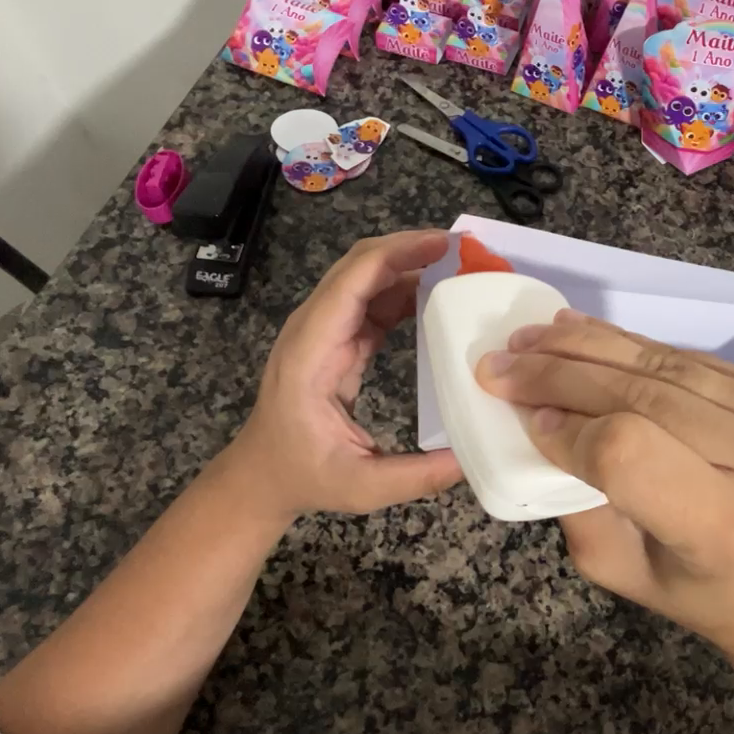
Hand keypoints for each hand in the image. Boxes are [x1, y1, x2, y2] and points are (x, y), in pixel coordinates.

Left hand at [226, 230, 462, 519]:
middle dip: (409, 247)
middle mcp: (314, 329)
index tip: (444, 246)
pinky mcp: (337, 338)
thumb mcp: (361, 487)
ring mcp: (324, 330)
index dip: (398, 254)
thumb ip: (416, 475)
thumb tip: (471, 458)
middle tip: (463, 250)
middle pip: (359, 265)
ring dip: (410, 263)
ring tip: (459, 265)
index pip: (352, 281)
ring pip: (366, 276)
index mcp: (312, 352)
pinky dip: (404, 287)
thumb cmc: (304, 477)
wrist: (263, 476)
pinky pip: (371, 299)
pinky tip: (438, 293)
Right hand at [476, 311, 733, 654]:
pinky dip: (626, 344)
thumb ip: (577, 501)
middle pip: (642, 396)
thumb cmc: (694, 589)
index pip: (629, 452)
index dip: (568, 429)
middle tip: (499, 365)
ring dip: (587, 345)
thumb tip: (541, 419)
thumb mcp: (619, 570)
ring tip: (530, 340)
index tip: (523, 418)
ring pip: (660, 365)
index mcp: (728, 525)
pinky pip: (684, 358)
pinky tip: (581, 333)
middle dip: (560, 375)